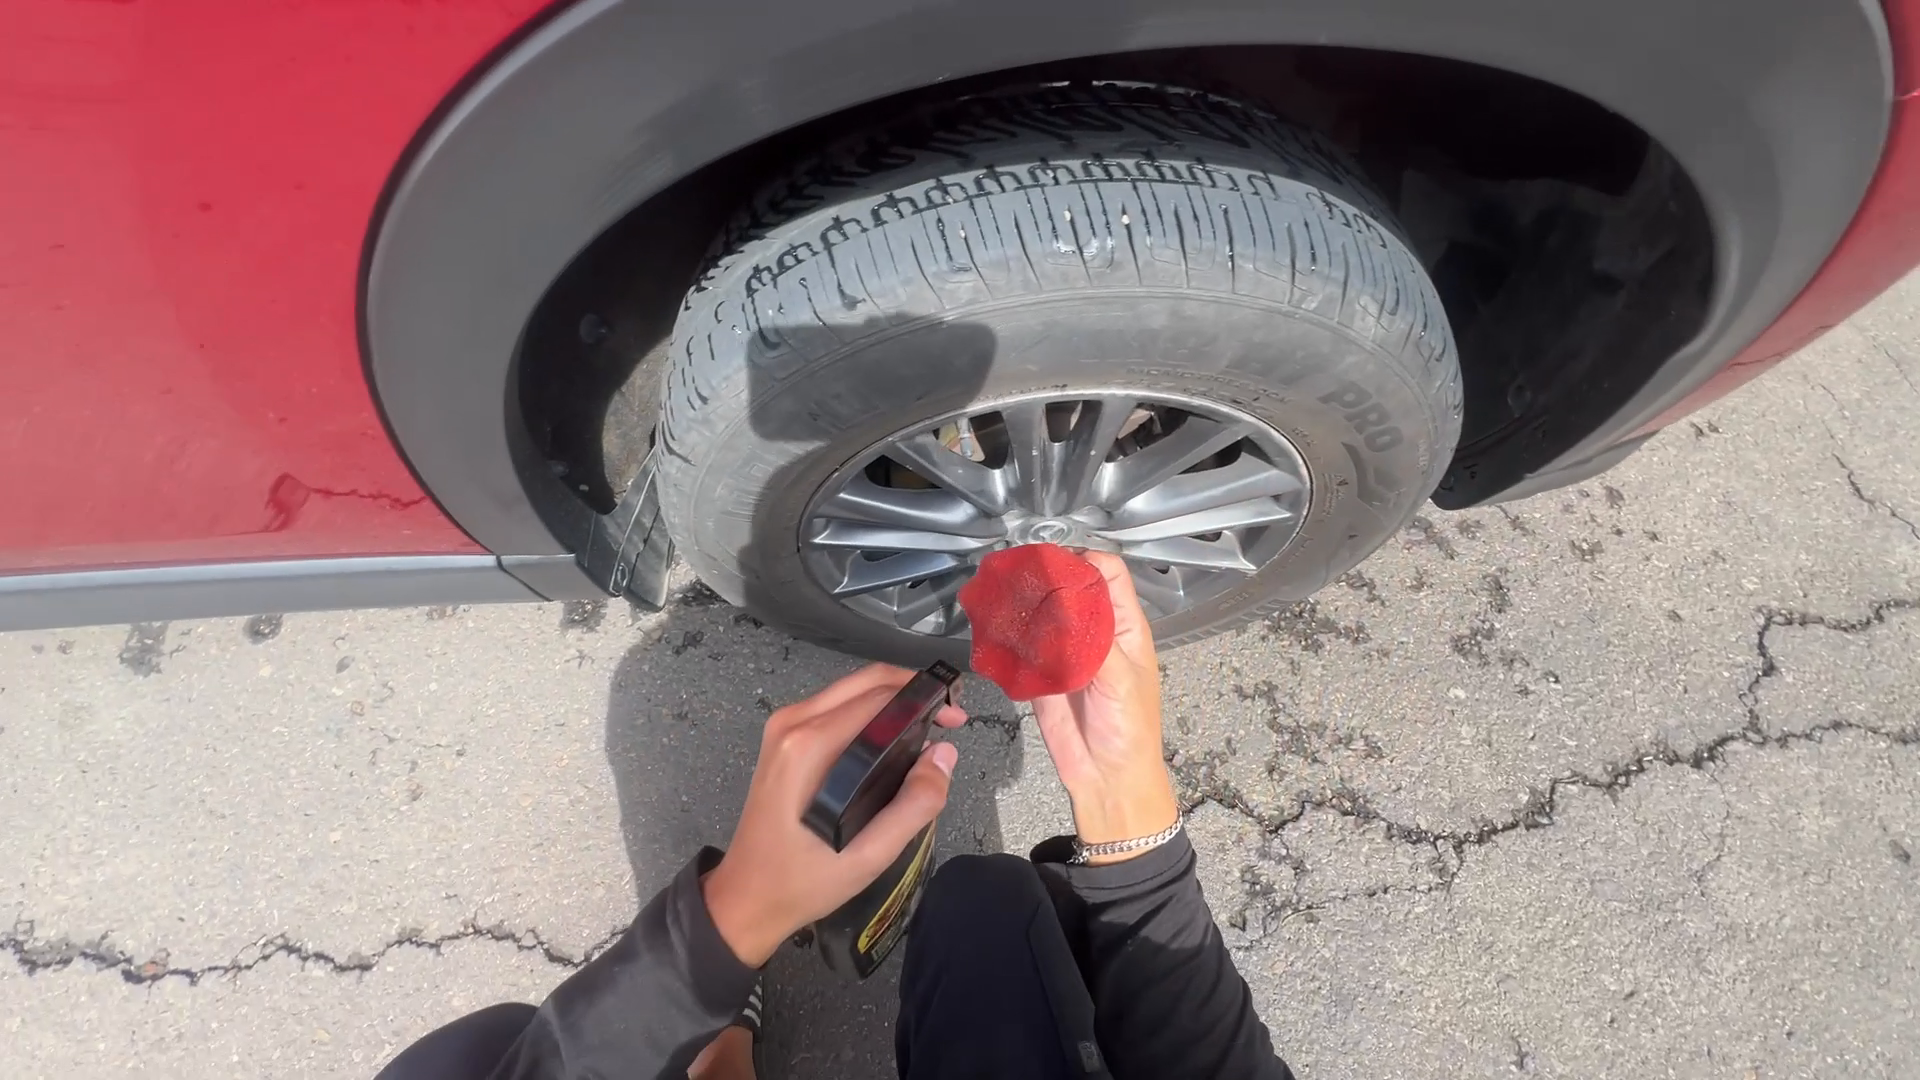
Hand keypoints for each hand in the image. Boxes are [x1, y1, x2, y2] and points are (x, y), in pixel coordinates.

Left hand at [700, 664, 965, 966]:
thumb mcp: (868, 857)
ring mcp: (784, 725)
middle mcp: (793, 722)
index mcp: (808, 745)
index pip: (879, 697)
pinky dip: (872, 709)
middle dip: (914, 689)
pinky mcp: (784, 734)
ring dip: (894, 697)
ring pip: (851, 688)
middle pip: (865, 680)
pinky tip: (895, 734)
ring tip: (930, 725)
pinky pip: (837, 704)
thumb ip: (914, 806)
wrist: (745, 898)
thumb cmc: (802, 882)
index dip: (926, 697)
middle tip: (949, 716)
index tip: (957, 716)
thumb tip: (945, 755)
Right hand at [1029, 551, 1179, 860]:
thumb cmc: (1130, 730)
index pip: (1108, 574)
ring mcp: (1064, 651)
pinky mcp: (1040, 672)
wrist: (1106, 780)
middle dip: (1047, 576)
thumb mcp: (1123, 682)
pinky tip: (994, 625)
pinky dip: (1009, 635)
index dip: (1085, 560)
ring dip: (1024, 602)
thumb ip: (1094, 643)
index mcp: (1123, 626)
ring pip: (1043, 613)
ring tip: (1001, 592)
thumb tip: (1062, 605)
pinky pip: (1023, 646)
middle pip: (1070, 588)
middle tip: (1019, 572)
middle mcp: (1092, 631)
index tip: (1056, 561)